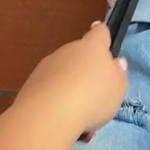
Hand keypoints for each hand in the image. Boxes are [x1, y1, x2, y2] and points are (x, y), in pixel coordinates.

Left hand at [12, 22, 128, 139]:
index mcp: (92, 47)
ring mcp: (46, 66)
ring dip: (70, 85)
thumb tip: (116, 63)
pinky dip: (56, 99)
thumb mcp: (118, 88)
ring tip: (78, 111)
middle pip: (79, 54)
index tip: (103, 35)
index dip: (103, 35)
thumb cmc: (94, 96)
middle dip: (85, 68)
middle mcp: (67, 51)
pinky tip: (62, 117)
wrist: (50, 114)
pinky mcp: (31, 84)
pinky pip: (49, 88)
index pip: (99, 33)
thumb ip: (118, 74)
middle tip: (94, 90)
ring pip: (62, 72)